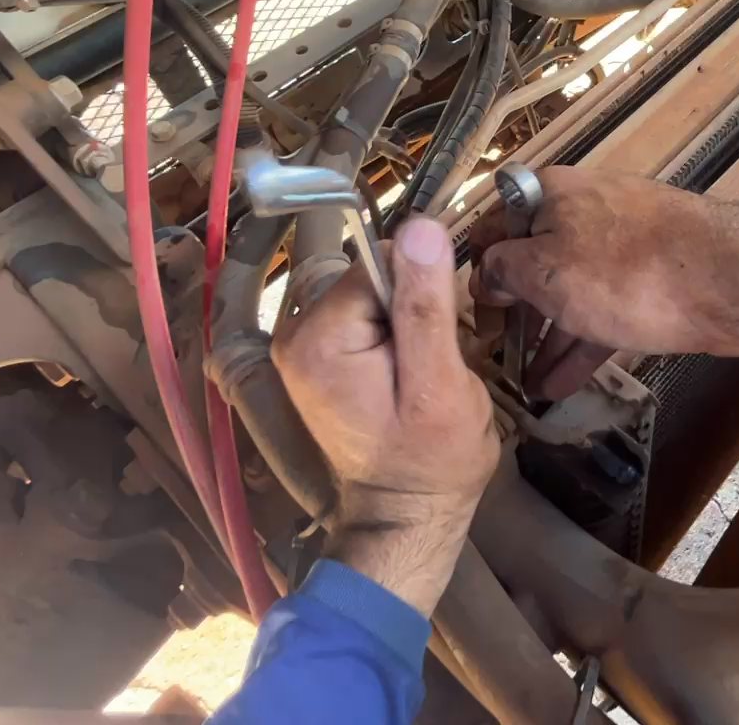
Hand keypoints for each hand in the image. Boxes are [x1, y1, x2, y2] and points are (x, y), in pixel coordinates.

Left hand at [271, 216, 497, 616]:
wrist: (408, 513)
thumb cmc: (432, 458)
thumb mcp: (439, 384)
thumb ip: (426, 306)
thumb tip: (419, 225)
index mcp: (319, 336)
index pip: (382, 263)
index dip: (424, 289)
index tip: (442, 336)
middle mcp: (296, 330)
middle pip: (376, 272)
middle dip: (417, 302)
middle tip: (436, 359)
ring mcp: (303, 341)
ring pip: (376, 287)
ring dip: (410, 316)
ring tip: (424, 367)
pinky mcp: (319, 351)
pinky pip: (369, 308)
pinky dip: (396, 328)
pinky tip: (409, 366)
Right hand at [468, 166, 738, 393]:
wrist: (728, 279)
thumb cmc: (623, 270)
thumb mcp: (545, 271)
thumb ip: (503, 268)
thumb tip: (486, 271)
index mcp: (551, 194)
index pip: (494, 225)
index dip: (477, 269)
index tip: (471, 313)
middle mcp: (584, 209)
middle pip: (534, 259)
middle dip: (515, 310)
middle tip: (496, 352)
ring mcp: (622, 242)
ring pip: (570, 288)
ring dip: (547, 334)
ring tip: (525, 381)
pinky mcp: (652, 275)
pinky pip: (604, 306)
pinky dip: (581, 341)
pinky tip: (558, 383)